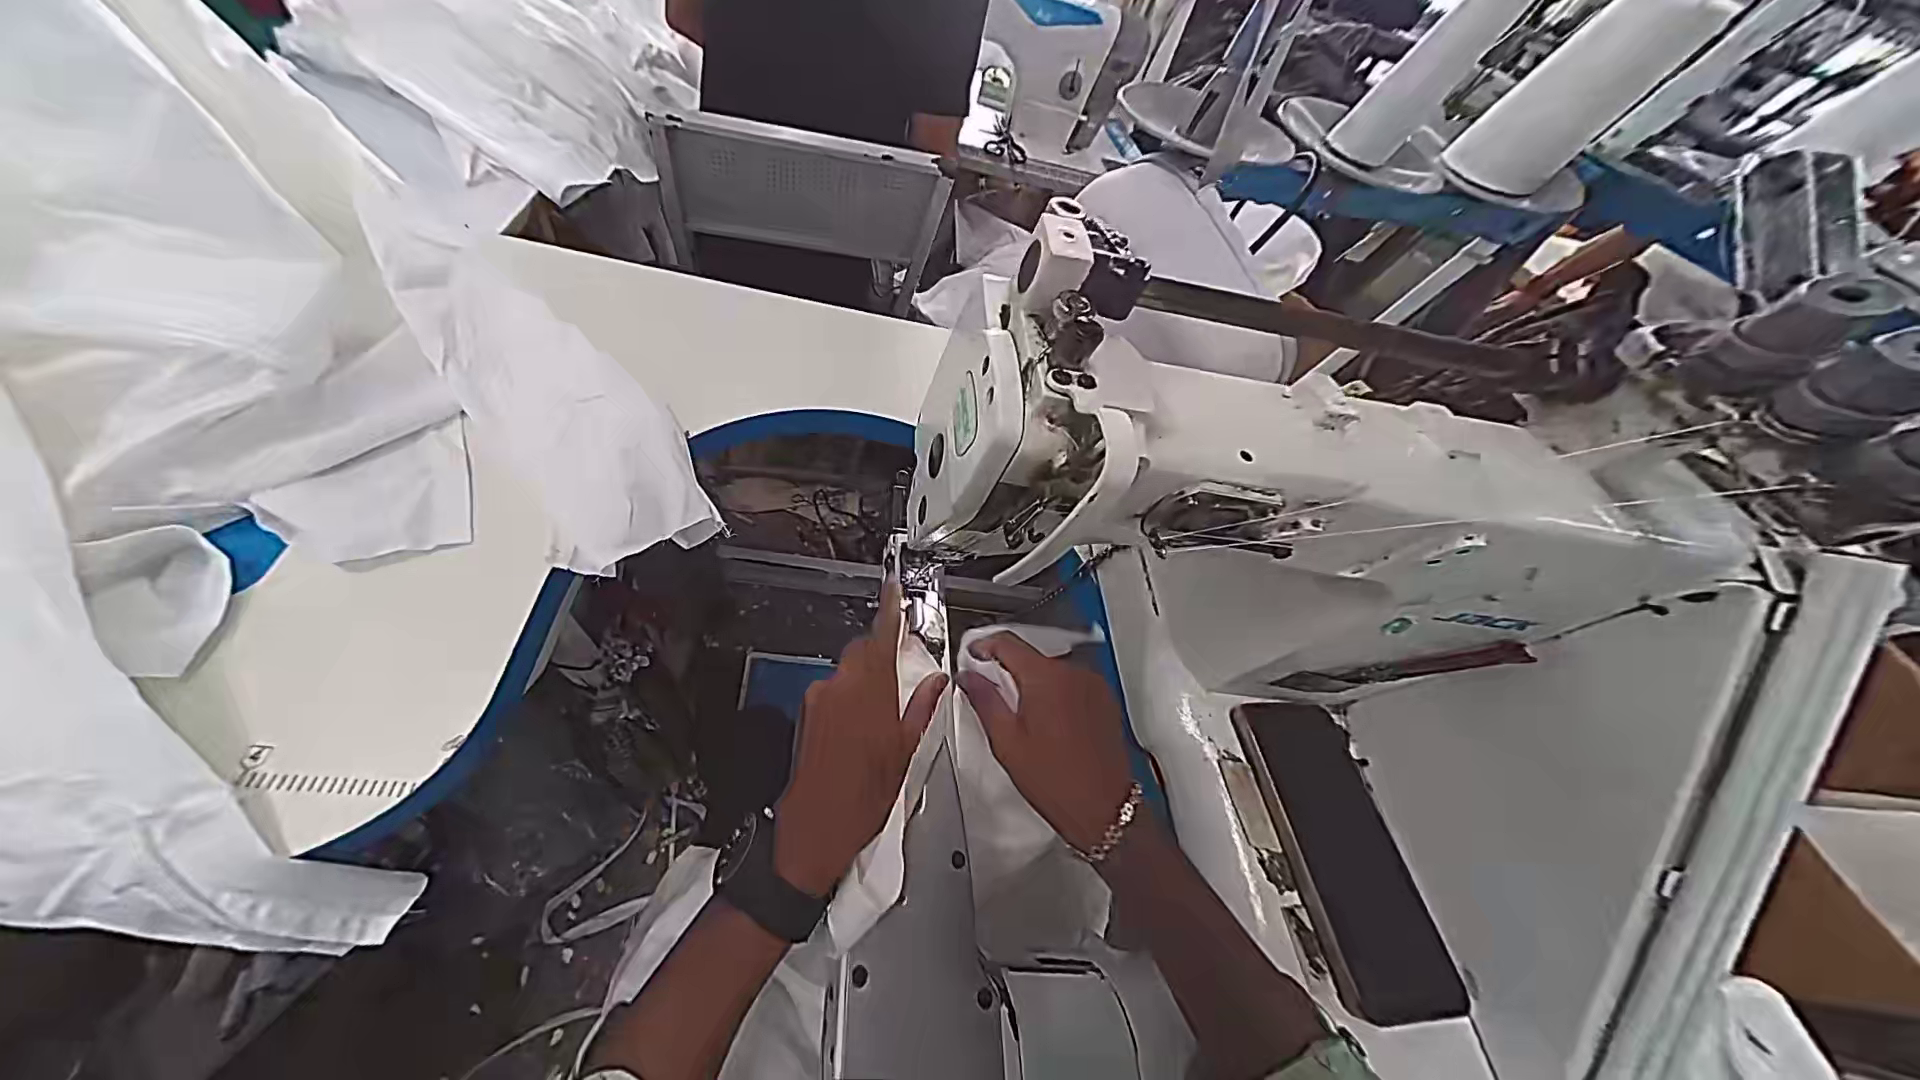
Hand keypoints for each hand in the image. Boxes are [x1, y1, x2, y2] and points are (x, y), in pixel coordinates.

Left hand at [774, 581, 946, 897]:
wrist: (816, 827)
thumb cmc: (863, 795)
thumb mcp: (906, 751)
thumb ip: (922, 706)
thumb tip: (936, 681)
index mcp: (871, 690)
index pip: (881, 635)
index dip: (890, 609)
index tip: (894, 589)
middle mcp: (841, 686)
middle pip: (863, 649)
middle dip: (881, 652)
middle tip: (901, 671)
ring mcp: (820, 698)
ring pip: (848, 669)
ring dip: (865, 677)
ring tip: (881, 712)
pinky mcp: (808, 711)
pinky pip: (833, 688)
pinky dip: (849, 694)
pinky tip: (860, 725)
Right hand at [958, 633, 1134, 853]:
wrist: (1103, 806)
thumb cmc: (1059, 780)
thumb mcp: (1006, 740)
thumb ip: (984, 699)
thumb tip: (969, 677)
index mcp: (1045, 677)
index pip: (1006, 642)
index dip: (983, 645)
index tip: (973, 653)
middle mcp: (1073, 673)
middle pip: (1030, 655)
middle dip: (1008, 668)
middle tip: (991, 691)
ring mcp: (1092, 684)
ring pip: (1051, 668)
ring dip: (1033, 681)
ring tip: (1023, 716)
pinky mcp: (1103, 697)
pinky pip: (1072, 682)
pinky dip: (1056, 691)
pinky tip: (1048, 720)